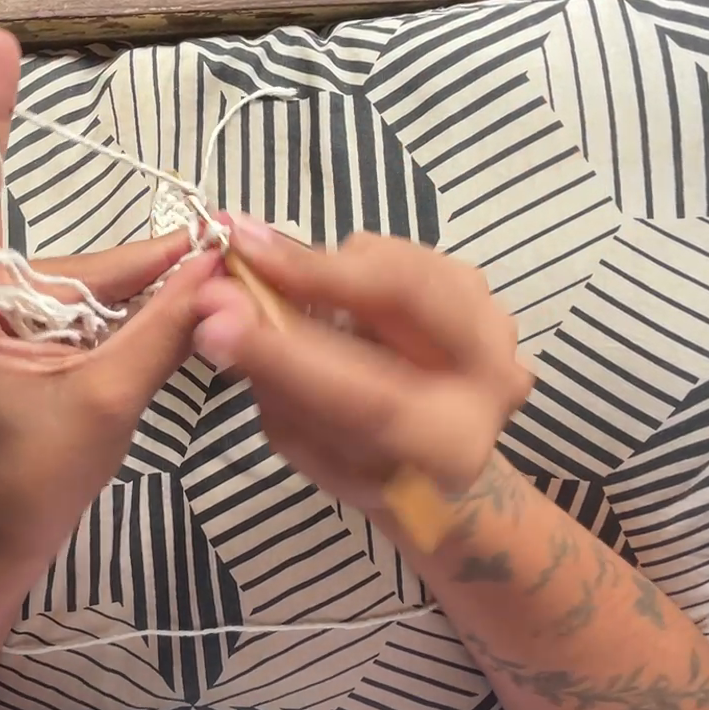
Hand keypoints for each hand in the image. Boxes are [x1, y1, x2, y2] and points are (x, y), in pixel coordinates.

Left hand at [0, 30, 220, 559]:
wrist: (15, 527)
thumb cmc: (36, 475)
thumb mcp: (106, 399)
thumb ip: (161, 328)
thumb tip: (217, 265)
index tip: (1, 47)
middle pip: (69, 253)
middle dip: (143, 256)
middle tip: (217, 242)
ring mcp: (11, 313)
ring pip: (92, 277)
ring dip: (153, 281)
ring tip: (221, 275)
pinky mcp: (38, 331)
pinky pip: (95, 301)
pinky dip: (141, 300)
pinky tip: (191, 294)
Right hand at [191, 216, 531, 514]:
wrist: (439, 454)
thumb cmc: (359, 462)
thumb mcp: (304, 440)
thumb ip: (268, 380)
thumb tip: (216, 309)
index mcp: (448, 446)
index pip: (366, 396)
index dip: (287, 355)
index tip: (215, 318)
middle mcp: (491, 380)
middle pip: (406, 297)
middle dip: (313, 270)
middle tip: (242, 246)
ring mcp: (493, 325)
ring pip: (401, 262)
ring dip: (327, 263)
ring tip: (274, 272)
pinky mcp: (479, 291)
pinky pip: (404, 252)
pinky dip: (350, 259)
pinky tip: (325, 282)